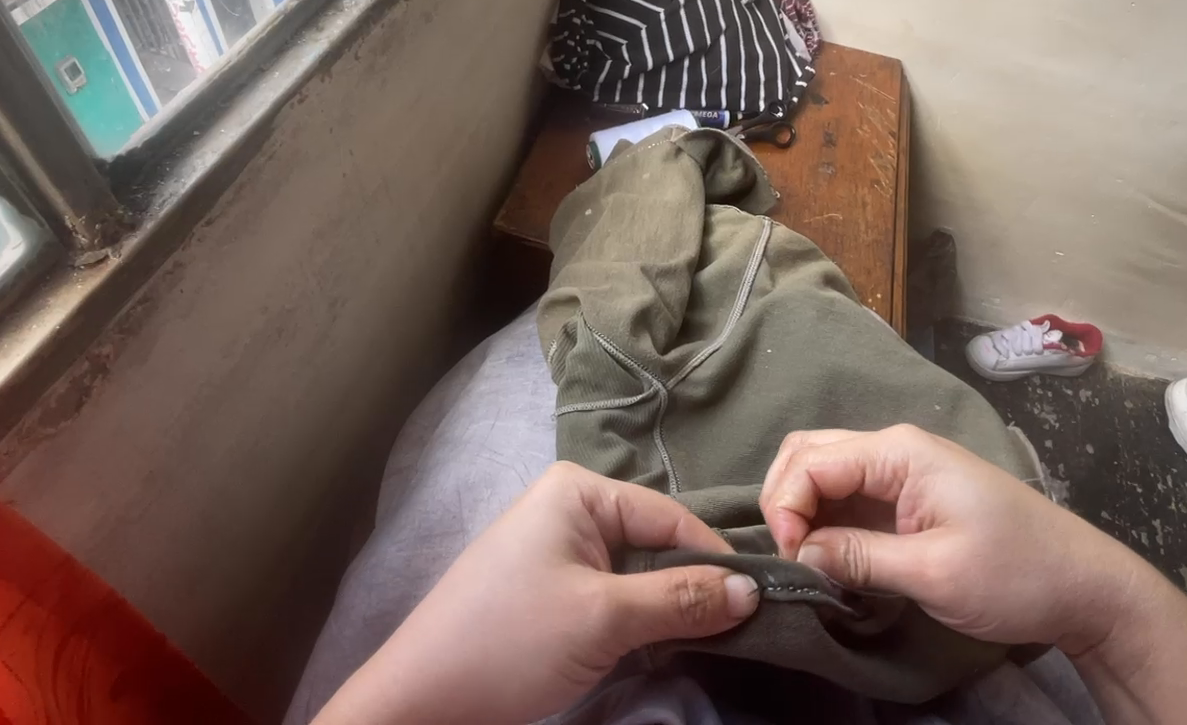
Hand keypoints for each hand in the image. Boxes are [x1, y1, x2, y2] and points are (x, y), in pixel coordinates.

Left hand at [315, 462, 759, 724]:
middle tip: (744, 622)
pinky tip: (665, 639)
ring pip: (634, 569)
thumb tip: (753, 589)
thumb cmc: (514, 639)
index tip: (763, 598)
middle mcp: (570, 505)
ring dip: (667, 603)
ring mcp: (557, 545)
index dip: (714, 557)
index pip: (667, 516)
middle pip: (652, 540)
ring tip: (714, 634)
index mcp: (579, 490)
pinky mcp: (551, 584)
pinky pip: (611, 589)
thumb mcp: (604, 618)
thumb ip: (680, 600)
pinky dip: (639, 615)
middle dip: (692, 583)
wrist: (423, 697)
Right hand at [758, 425, 1151, 653]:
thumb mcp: (934, 574)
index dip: (787, 506)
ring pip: (822, 468)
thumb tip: (799, 554)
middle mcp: (891, 449)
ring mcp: (898, 470)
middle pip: (809, 452)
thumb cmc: (1016, 575)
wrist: (1086, 586)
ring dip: (800, 506)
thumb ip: (858, 557)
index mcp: (897, 452)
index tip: (792, 558)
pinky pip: (846, 492)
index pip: (812, 461)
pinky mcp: (904, 494)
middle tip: (789, 553)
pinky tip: (823, 549)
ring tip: (802, 554)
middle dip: (785, 498)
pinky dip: (823, 516)